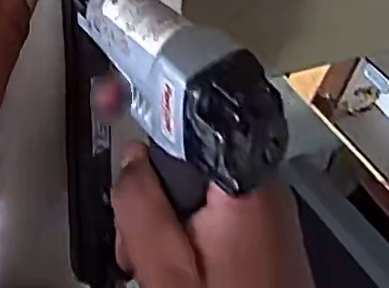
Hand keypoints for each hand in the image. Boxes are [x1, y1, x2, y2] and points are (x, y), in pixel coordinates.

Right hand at [113, 143, 312, 287]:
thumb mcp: (168, 278)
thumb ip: (142, 207)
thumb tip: (130, 157)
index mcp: (245, 182)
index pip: (189, 117)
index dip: (150, 125)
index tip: (121, 126)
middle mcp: (264, 187)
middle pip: (190, 155)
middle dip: (152, 190)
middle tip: (135, 243)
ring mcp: (267, 213)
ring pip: (199, 187)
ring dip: (166, 218)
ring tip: (153, 270)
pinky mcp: (264, 236)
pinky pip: (216, 213)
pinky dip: (189, 236)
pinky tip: (178, 275)